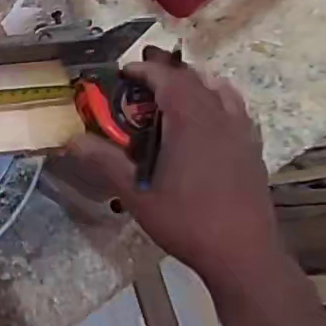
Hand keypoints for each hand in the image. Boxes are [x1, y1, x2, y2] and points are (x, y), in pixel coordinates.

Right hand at [63, 50, 289, 283]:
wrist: (242, 254)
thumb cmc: (186, 220)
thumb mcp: (134, 193)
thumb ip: (104, 161)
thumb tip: (72, 139)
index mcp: (192, 122)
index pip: (169, 79)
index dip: (145, 70)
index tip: (123, 71)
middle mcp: (221, 119)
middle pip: (195, 80)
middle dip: (168, 72)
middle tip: (142, 77)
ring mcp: (242, 134)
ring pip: (221, 91)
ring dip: (194, 83)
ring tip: (173, 91)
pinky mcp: (252, 151)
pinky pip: (235, 110)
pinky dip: (216, 101)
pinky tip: (205, 120)